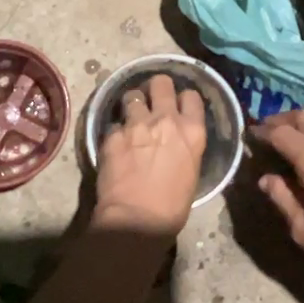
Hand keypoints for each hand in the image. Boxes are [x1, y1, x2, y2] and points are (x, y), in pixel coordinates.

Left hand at [94, 74, 205, 234]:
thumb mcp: (191, 171)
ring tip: (130, 117)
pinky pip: (113, 123)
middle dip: (155, 87)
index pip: (191, 96)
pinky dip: (115, 131)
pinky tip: (116, 142)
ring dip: (132, 104)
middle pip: (161, 83)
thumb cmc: (172, 206)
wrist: (136, 219)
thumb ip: (184, 146)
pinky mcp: (112, 135)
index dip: (183, 99)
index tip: (177, 105)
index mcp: (192, 131)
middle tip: (151, 98)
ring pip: (132, 96)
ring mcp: (136, 125)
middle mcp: (165, 120)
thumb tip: (176, 142)